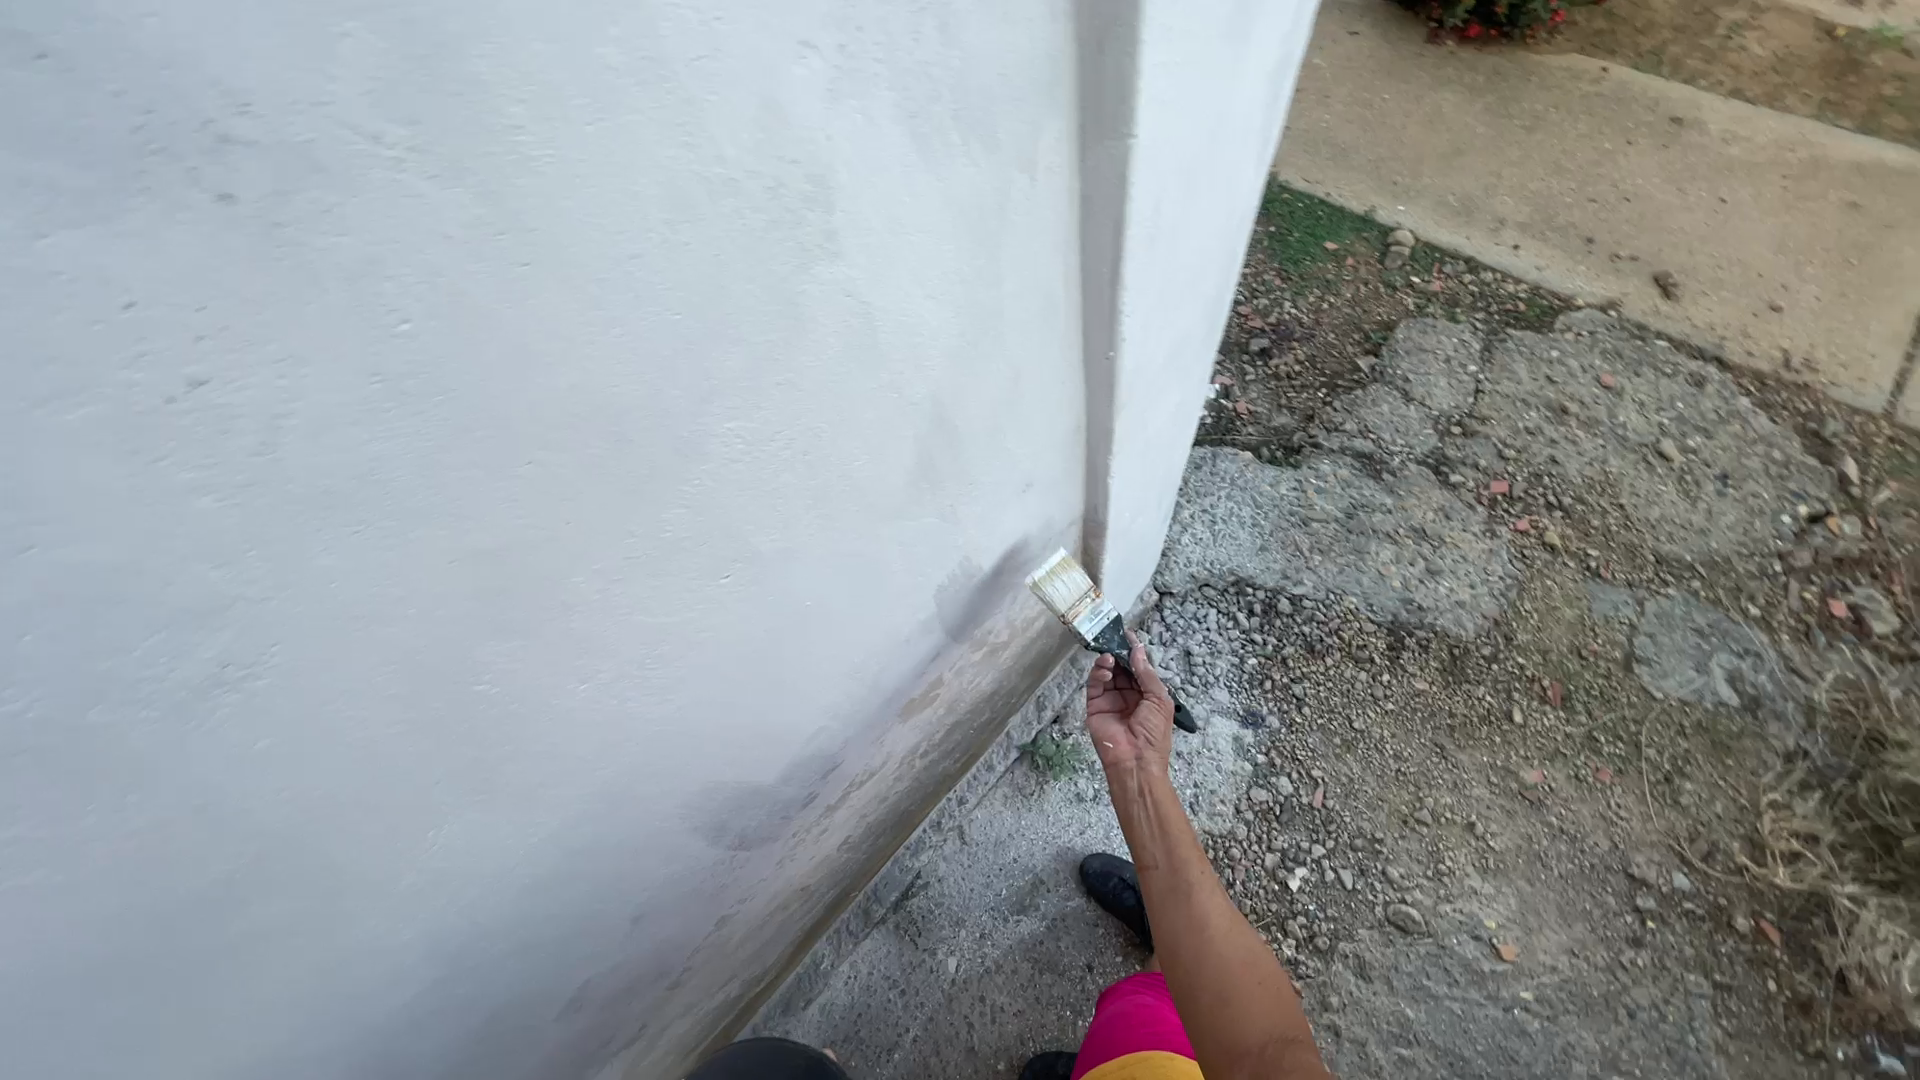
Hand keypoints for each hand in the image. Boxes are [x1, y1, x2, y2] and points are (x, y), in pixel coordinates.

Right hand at [1084, 632, 1176, 775]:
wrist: (1135, 761)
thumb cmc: (1154, 733)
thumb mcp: (1159, 700)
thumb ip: (1146, 674)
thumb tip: (1137, 650)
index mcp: (1146, 695)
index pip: (1138, 668)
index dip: (1134, 652)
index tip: (1129, 635)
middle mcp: (1128, 695)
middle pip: (1121, 668)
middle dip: (1119, 653)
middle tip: (1115, 638)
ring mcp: (1110, 700)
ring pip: (1107, 673)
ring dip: (1108, 661)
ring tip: (1110, 656)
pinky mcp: (1095, 705)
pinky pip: (1094, 685)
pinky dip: (1098, 672)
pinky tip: (1105, 667)